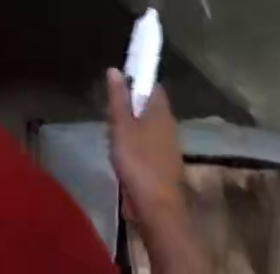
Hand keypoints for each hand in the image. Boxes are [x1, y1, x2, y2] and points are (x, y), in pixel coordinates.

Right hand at [106, 67, 187, 222]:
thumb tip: (115, 69)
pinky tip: (122, 159)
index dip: (136, 81)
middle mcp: (168, 123)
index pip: (151, 84)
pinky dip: (134, 147)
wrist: (159, 209)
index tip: (118, 87)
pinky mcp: (164, 164)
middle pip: (147, 106)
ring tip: (112, 140)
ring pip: (146, 127)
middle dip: (128, 109)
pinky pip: (147, 146)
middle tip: (111, 118)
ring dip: (129, 130)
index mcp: (160, 110)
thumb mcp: (121, 126)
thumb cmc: (139, 161)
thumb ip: (118, 98)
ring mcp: (168, 145)